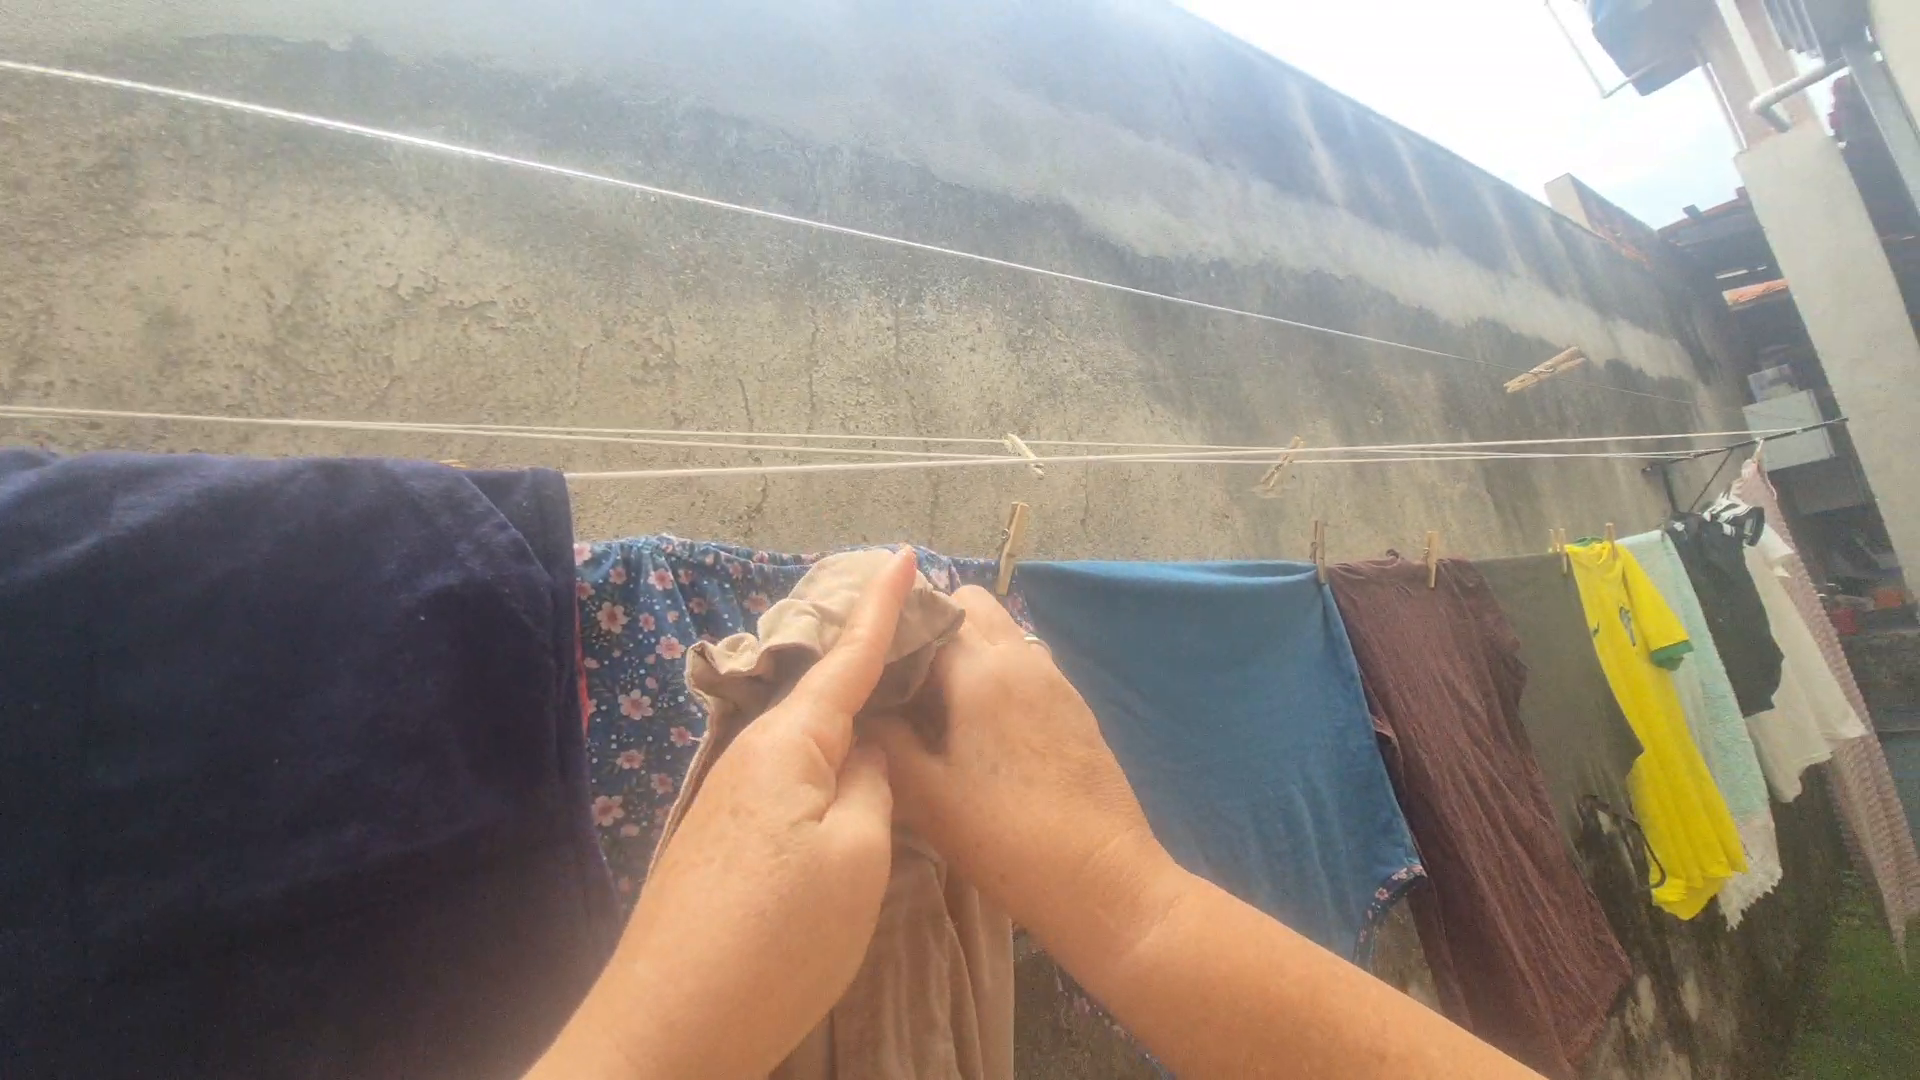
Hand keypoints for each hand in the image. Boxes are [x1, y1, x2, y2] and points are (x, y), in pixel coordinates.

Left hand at [529, 550, 918, 1079]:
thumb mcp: (857, 856)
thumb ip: (873, 785)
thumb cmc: (776, 938)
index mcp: (789, 743)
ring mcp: (737, 796)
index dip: (881, 604)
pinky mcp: (730, 835)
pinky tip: (852, 770)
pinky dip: (833, 755)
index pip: (849, 656)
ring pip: (812, 735)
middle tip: (916, 622)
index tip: (904, 553)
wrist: (666, 1036)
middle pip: (827, 689)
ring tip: (898, 689)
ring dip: (854, 709)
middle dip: (871, 653)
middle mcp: (756, 754)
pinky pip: (796, 773)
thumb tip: (867, 753)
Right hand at [875, 586, 1180, 978]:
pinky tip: (983, 725)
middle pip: (973, 603)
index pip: (930, 610)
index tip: (870, 659)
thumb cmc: (1006, 838)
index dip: (895, 628)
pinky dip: (997, 670)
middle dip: (934, 625)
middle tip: (905, 677)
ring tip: (940, 700)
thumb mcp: (927, 796)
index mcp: (982, 669)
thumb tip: (864, 707)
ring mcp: (1055, 678)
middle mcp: (1023, 658)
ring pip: (1003, 630)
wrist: (1102, 878)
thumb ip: (886, 739)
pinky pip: (1026, 661)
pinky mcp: (1074, 704)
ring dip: (969, 647)